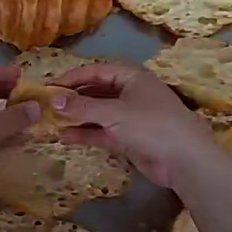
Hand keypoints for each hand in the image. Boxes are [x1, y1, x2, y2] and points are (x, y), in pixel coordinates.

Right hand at [48, 62, 225, 190]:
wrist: (185, 160)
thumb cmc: (151, 126)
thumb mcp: (113, 113)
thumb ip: (81, 106)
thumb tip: (52, 99)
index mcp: (132, 78)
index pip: (97, 71)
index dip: (73, 77)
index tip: (49, 86)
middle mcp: (131, 94)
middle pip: (96, 91)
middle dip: (72, 98)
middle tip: (47, 104)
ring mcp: (130, 117)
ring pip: (97, 113)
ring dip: (76, 117)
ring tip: (51, 121)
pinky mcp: (129, 138)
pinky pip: (102, 131)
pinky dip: (85, 133)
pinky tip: (64, 137)